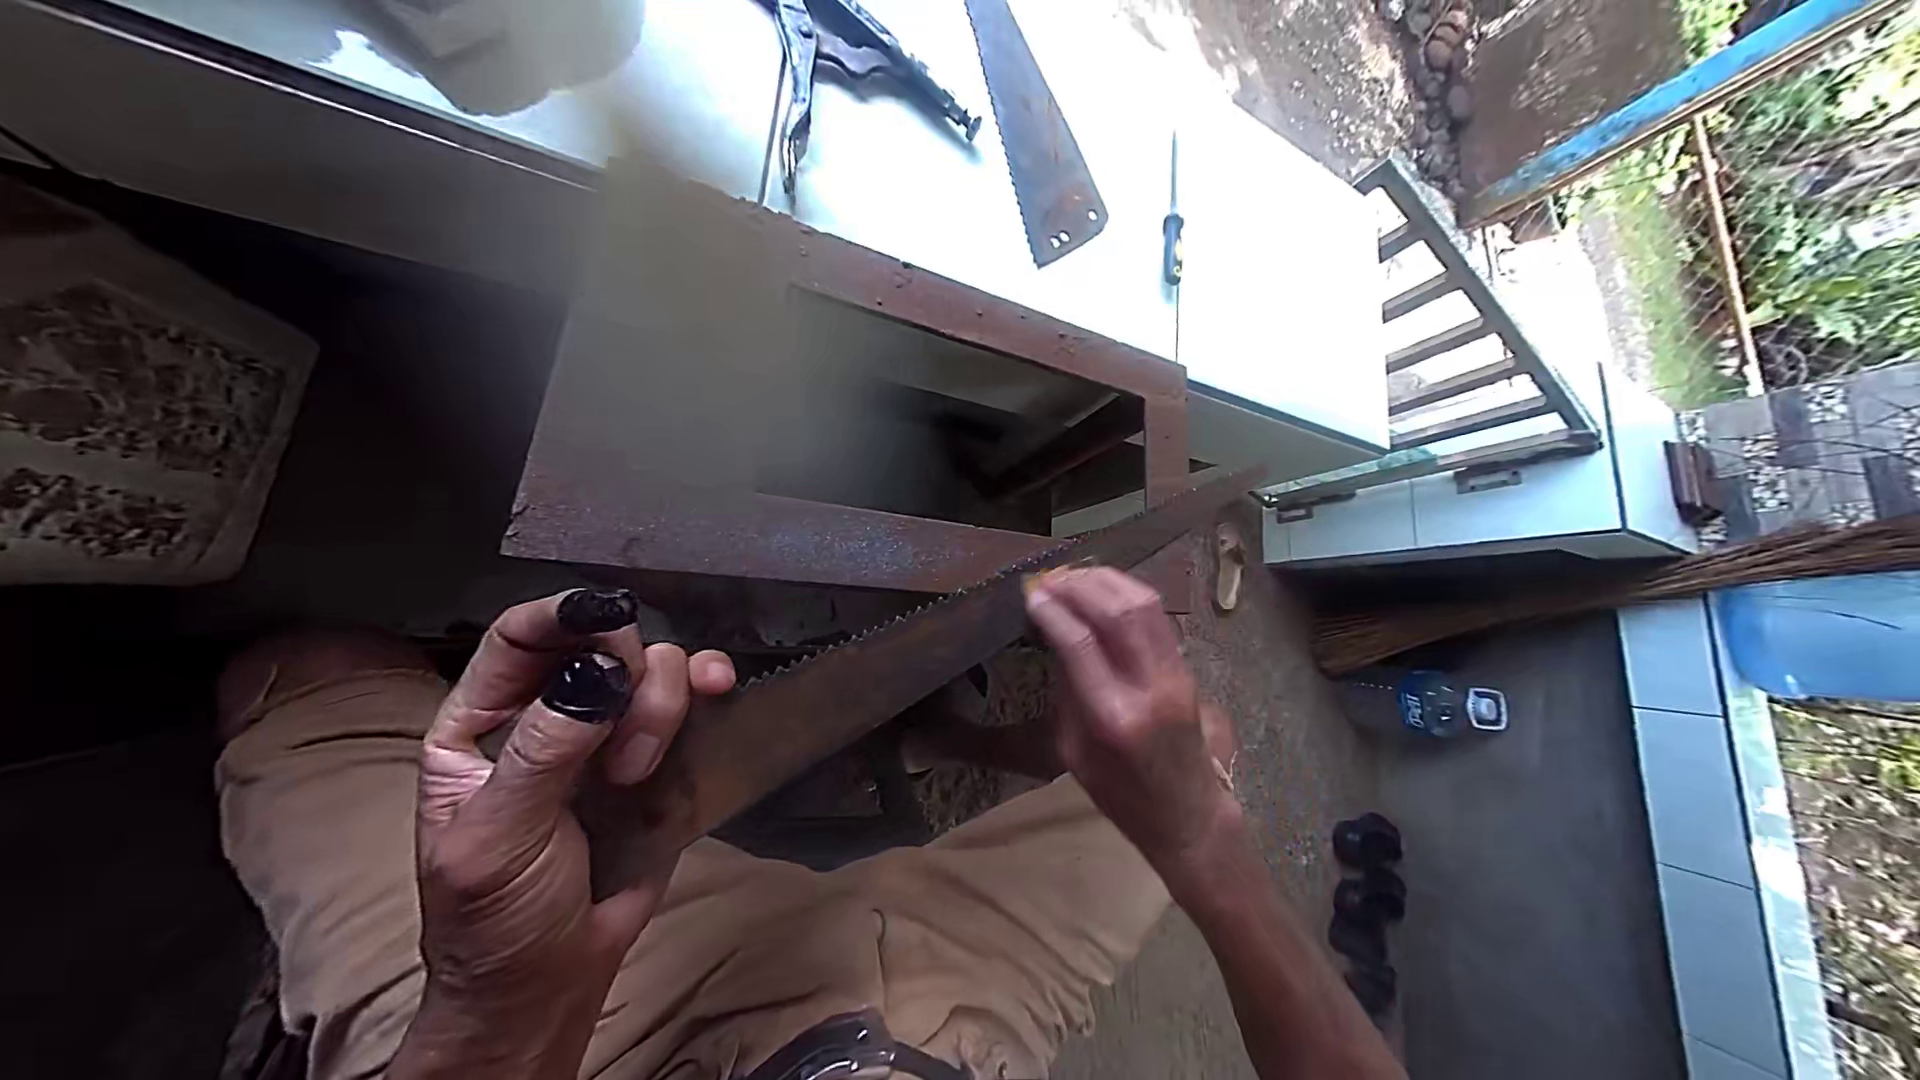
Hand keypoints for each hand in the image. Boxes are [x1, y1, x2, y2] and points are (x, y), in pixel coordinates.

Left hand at [390, 588, 734, 1079]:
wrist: (554, 978)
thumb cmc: (497, 918)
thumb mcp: (495, 840)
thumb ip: (543, 751)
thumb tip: (601, 672)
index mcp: (486, 722)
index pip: (519, 640)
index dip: (562, 616)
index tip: (609, 612)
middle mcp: (554, 710)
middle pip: (604, 644)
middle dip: (626, 681)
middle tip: (624, 753)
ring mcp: (615, 728)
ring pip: (657, 666)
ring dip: (666, 700)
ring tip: (643, 766)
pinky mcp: (667, 749)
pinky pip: (695, 696)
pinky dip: (711, 685)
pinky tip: (720, 692)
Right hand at [1024, 567, 1242, 880]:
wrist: (1189, 817)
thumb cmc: (1120, 796)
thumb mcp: (1072, 752)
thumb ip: (1065, 691)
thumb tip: (1055, 635)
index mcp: (1112, 717)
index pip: (1078, 643)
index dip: (1051, 610)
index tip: (1031, 594)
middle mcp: (1149, 687)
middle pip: (1117, 612)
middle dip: (1078, 586)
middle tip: (1049, 579)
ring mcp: (1174, 674)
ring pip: (1143, 604)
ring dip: (1104, 582)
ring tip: (1072, 576)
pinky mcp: (1186, 668)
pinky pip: (1156, 615)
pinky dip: (1126, 593)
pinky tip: (1102, 590)